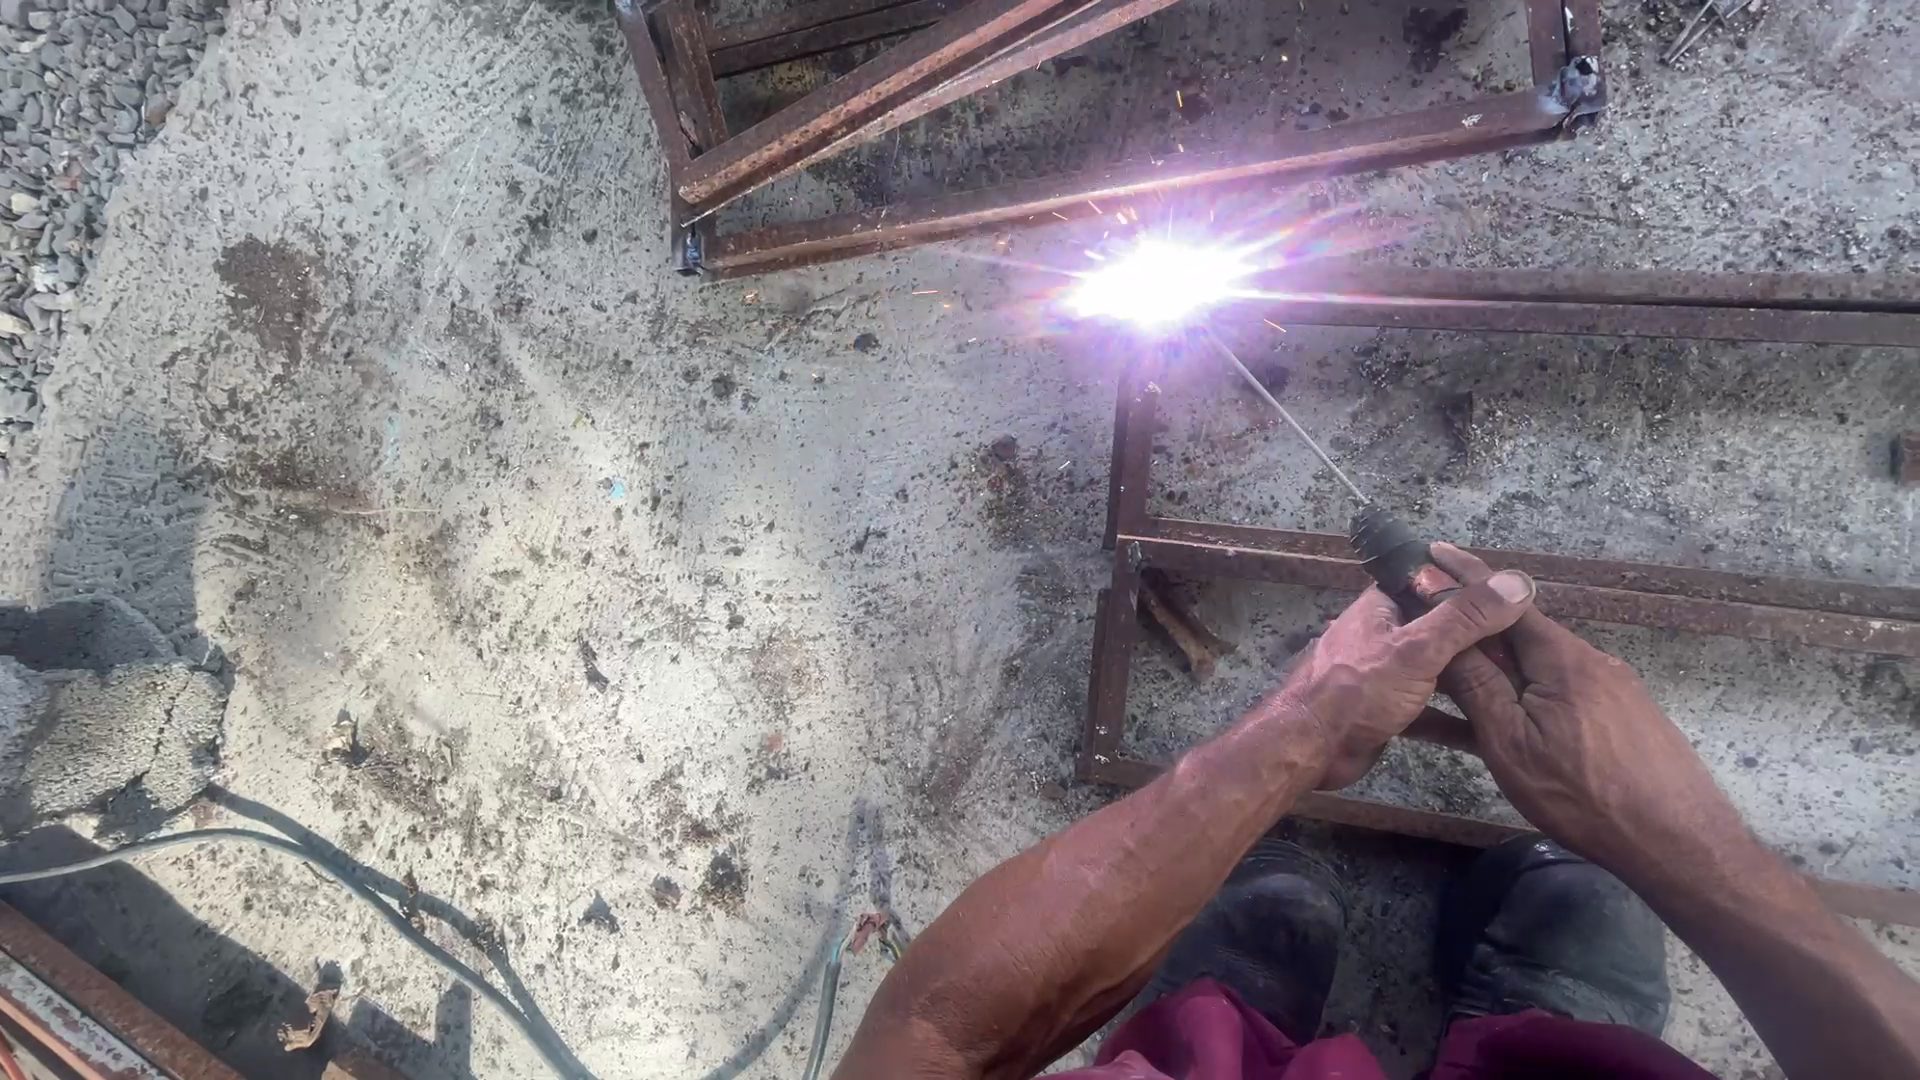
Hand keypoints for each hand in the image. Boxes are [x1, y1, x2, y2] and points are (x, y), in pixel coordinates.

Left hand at [1274, 568, 1535, 789]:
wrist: (1313, 747)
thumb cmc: (1357, 690)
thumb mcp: (1416, 648)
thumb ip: (1463, 618)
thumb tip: (1514, 582)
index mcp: (1377, 609)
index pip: (1425, 583)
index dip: (1465, 586)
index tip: (1511, 594)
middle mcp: (1378, 636)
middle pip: (1435, 628)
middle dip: (1476, 636)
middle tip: (1526, 642)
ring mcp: (1381, 674)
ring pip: (1434, 669)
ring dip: (1471, 675)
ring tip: (1521, 679)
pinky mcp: (1386, 709)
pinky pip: (1428, 707)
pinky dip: (1456, 715)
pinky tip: (1495, 723)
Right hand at [1431, 543, 1748, 879]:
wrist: (1683, 851)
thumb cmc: (1583, 795)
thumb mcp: (1509, 742)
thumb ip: (1476, 684)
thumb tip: (1446, 632)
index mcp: (1563, 660)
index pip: (1506, 601)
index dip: (1466, 574)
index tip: (1432, 551)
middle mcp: (1592, 663)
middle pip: (1520, 630)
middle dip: (1474, 624)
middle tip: (1428, 625)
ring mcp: (1613, 690)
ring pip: (1538, 662)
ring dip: (1496, 660)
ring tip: (1455, 675)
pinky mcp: (1623, 716)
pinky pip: (1558, 687)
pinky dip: (1522, 685)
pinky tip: (1504, 713)